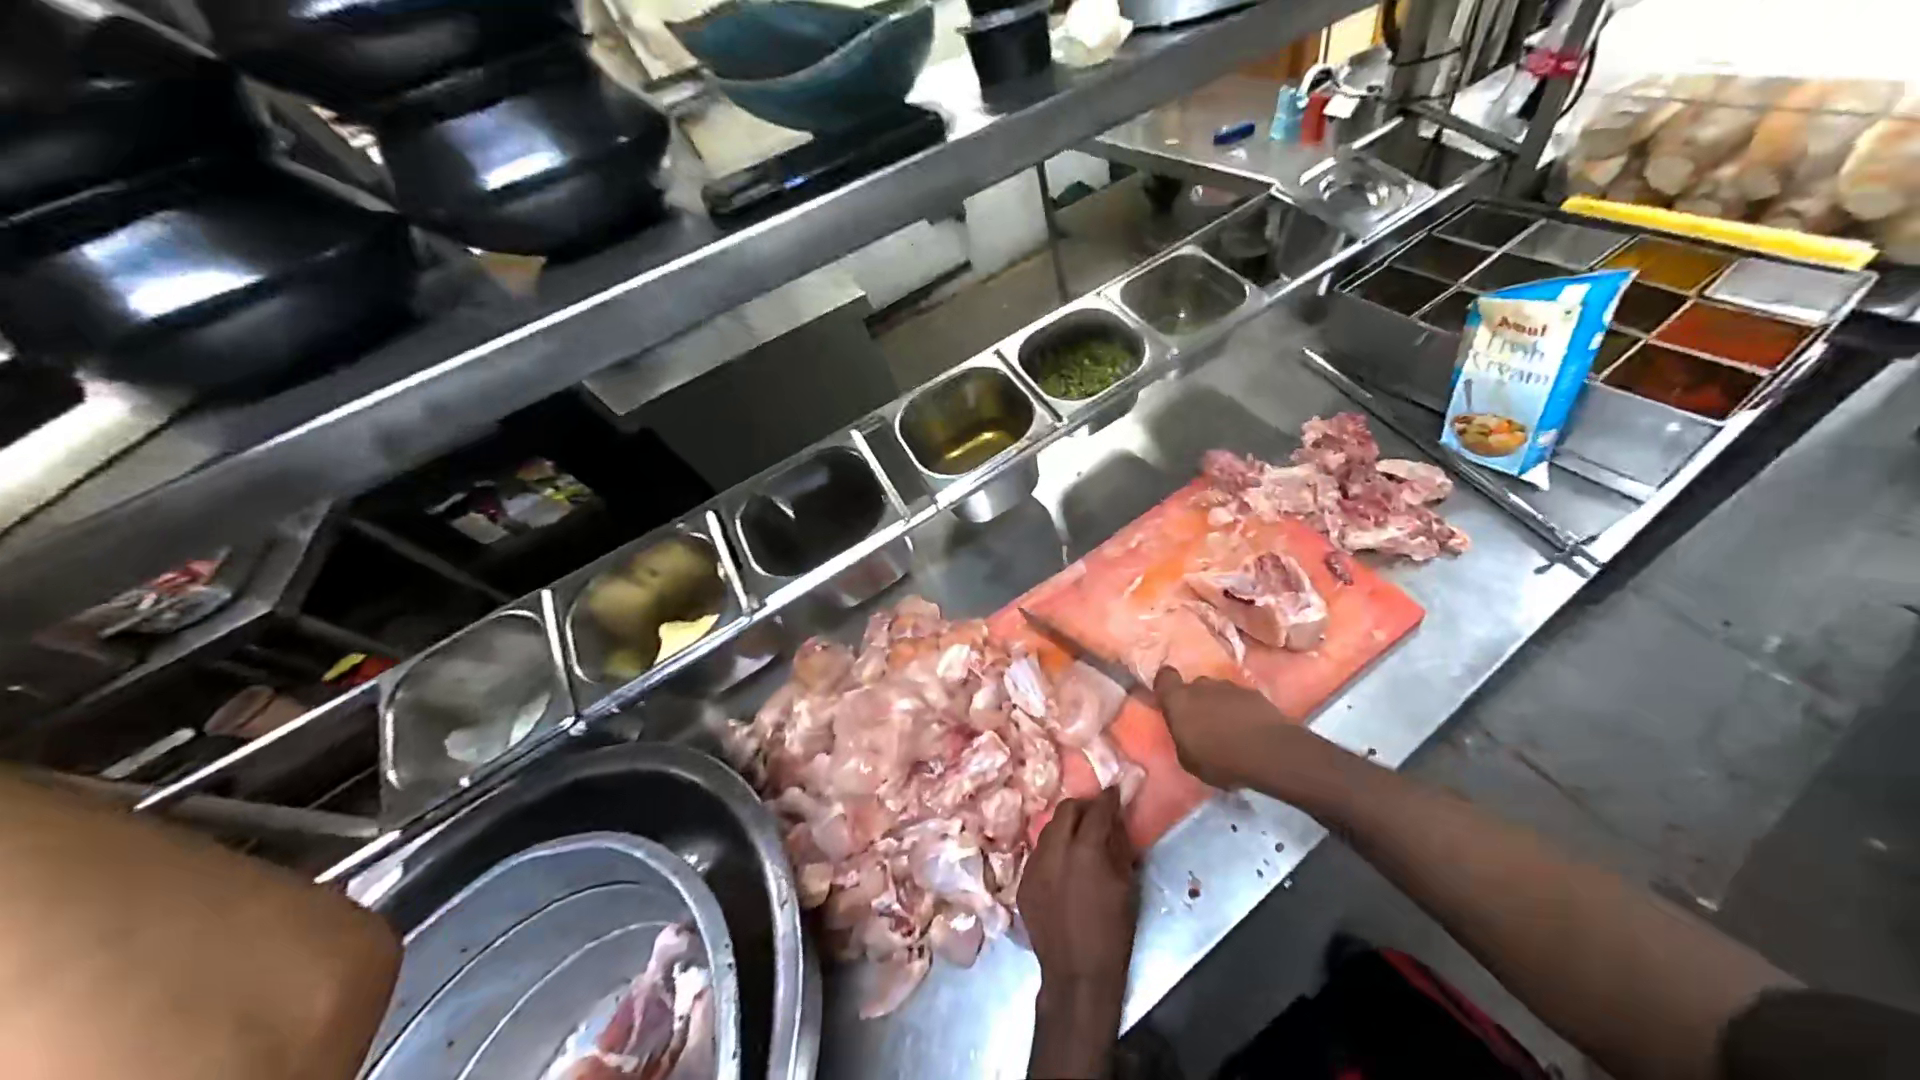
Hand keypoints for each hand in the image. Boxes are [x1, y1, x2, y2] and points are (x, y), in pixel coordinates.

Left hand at [1021, 786, 1137, 989]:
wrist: (1076, 972)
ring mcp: (1033, 864)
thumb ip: (1118, 846)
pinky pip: (1038, 853)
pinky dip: (1053, 849)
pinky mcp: (1023, 880)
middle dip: (1083, 806)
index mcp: (1085, 849)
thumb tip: (1115, 822)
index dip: (1108, 798)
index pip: (1097, 810)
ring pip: (1048, 829)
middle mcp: (1054, 849)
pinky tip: (1064, 863)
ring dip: (1065, 826)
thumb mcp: (1126, 885)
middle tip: (1097, 811)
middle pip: (1066, 810)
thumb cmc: (1112, 931)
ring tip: (1079, 836)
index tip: (1115, 791)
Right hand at [1152, 668, 1295, 789]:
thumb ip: (1182, 737)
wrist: (1268, 752)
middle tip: (1203, 722)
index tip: (1169, 699)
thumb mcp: (1187, 759)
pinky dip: (1241, 709)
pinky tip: (1248, 728)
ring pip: (1218, 691)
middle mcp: (1201, 686)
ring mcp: (1230, 687)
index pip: (1165, 677)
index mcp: (1178, 700)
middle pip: (1194, 686)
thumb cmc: (1219, 760)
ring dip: (1219, 704)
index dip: (1166, 685)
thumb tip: (1184, 731)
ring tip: (1229, 727)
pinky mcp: (1255, 693)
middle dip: (1197, 699)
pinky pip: (1240, 698)